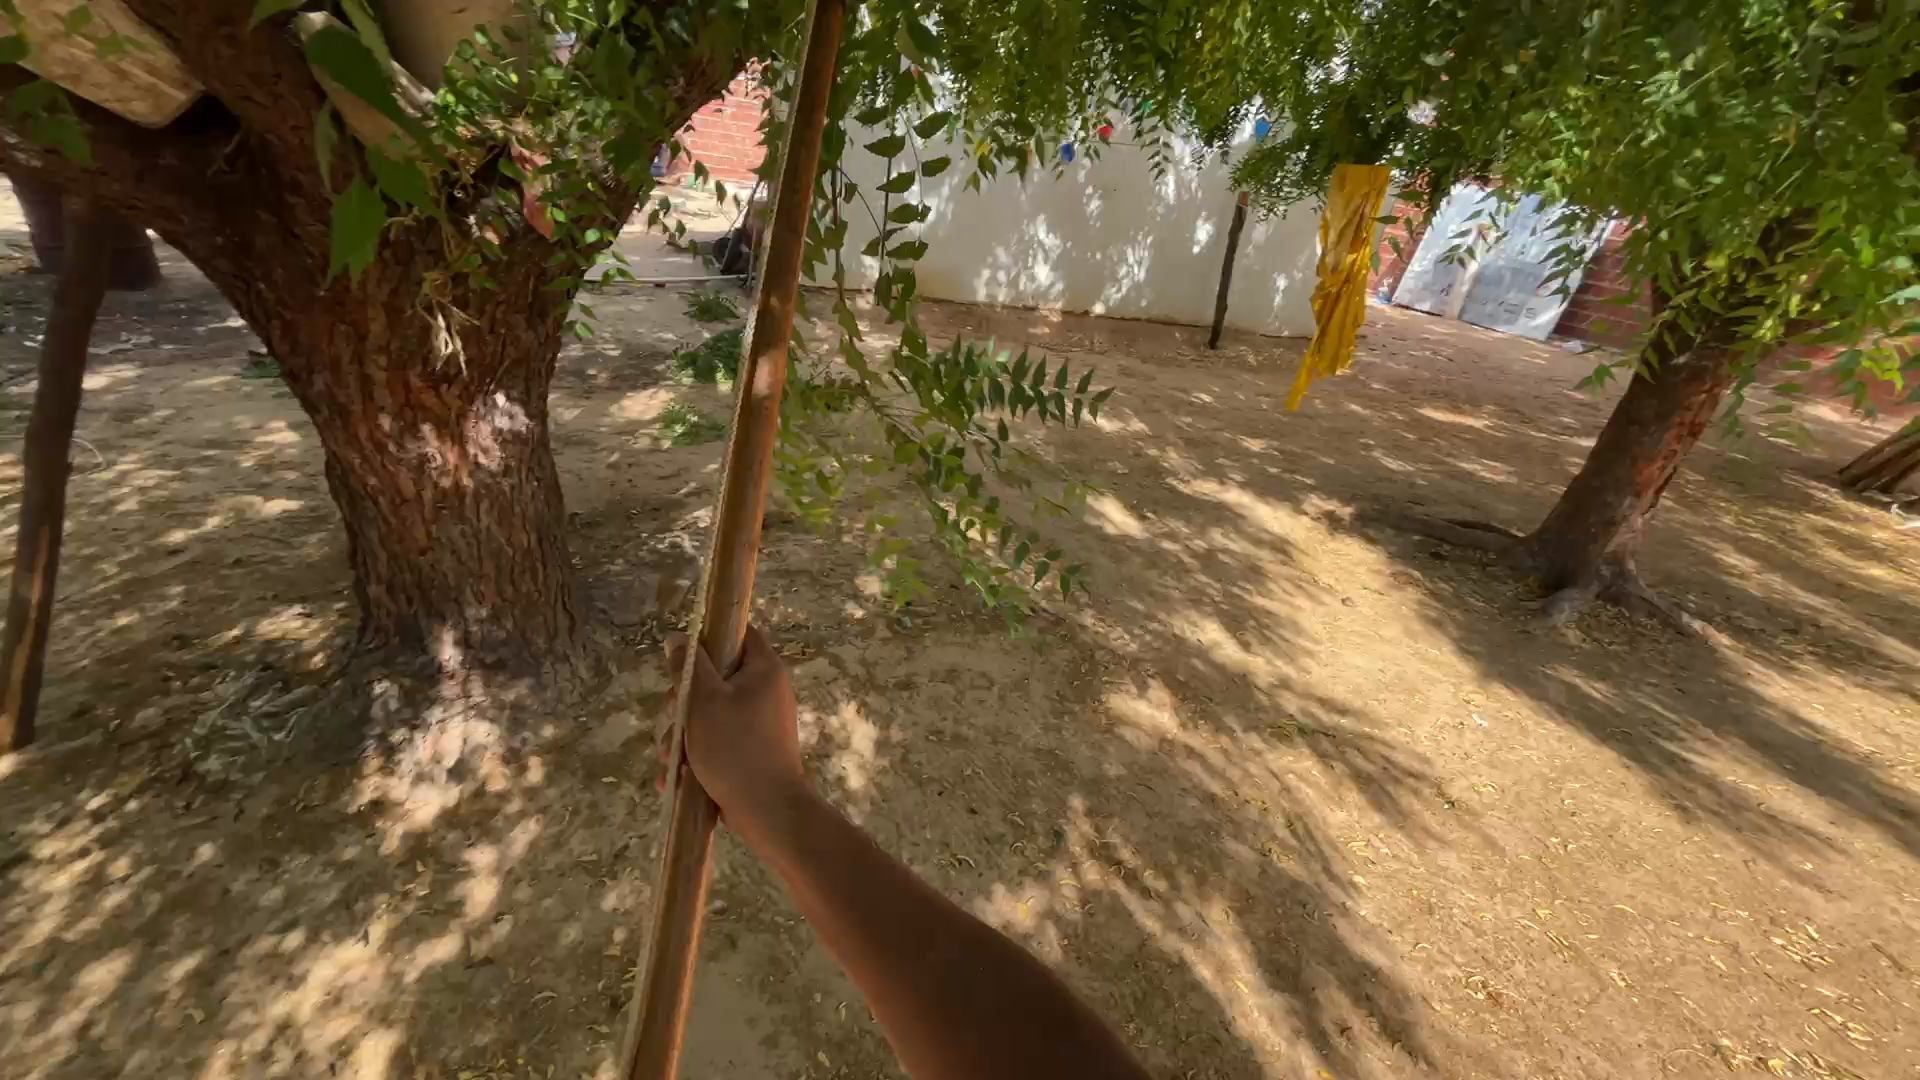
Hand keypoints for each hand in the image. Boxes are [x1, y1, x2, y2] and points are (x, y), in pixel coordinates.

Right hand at [664, 624, 804, 827]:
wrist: (766, 808)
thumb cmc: (735, 746)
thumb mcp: (704, 701)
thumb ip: (688, 667)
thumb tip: (678, 638)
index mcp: (764, 669)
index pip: (739, 634)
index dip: (709, 639)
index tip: (683, 658)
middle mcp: (767, 689)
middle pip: (717, 677)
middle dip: (685, 701)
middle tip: (673, 717)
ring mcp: (761, 721)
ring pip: (711, 713)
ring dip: (684, 734)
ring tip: (670, 758)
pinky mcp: (752, 748)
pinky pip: (719, 739)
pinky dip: (697, 754)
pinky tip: (675, 777)